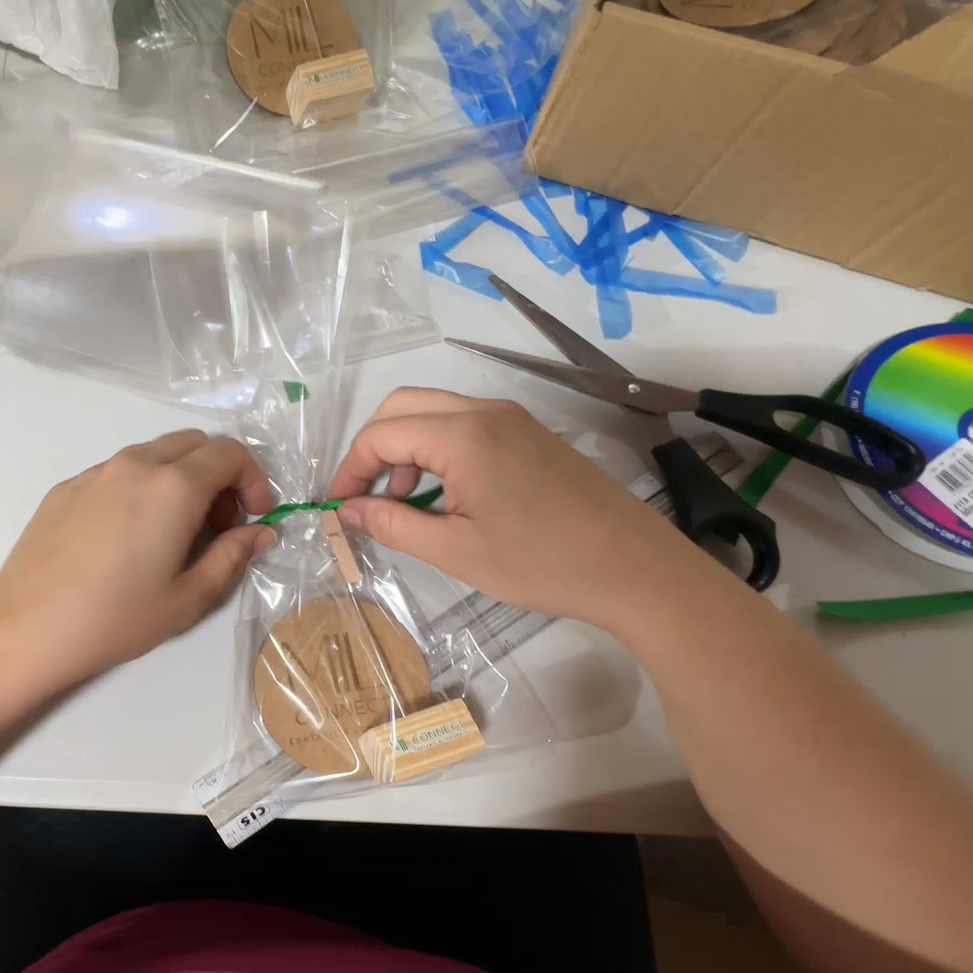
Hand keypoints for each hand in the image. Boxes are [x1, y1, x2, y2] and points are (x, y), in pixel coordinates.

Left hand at [0, 430, 276, 683]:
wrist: (28, 627)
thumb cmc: (116, 618)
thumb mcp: (188, 597)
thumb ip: (232, 556)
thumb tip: (260, 532)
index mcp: (173, 486)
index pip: (230, 453)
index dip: (254, 480)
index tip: (253, 516)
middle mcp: (134, 465)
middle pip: (194, 443)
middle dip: (219, 474)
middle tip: (219, 523)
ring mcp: (95, 473)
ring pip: (153, 454)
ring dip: (179, 478)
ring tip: (175, 532)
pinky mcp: (66, 488)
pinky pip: (117, 472)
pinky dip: (141, 488)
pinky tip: (128, 537)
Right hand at [329, 388, 718, 628]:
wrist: (634, 566)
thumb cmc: (540, 562)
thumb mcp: (454, 550)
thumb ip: (392, 524)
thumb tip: (348, 510)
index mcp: (462, 436)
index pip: (380, 435)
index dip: (350, 470)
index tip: (339, 507)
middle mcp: (484, 412)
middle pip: (401, 406)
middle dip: (371, 448)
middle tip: (366, 496)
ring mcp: (511, 418)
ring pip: (432, 411)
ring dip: (403, 446)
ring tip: (404, 500)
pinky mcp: (528, 433)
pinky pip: (463, 424)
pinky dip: (435, 447)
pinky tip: (444, 493)